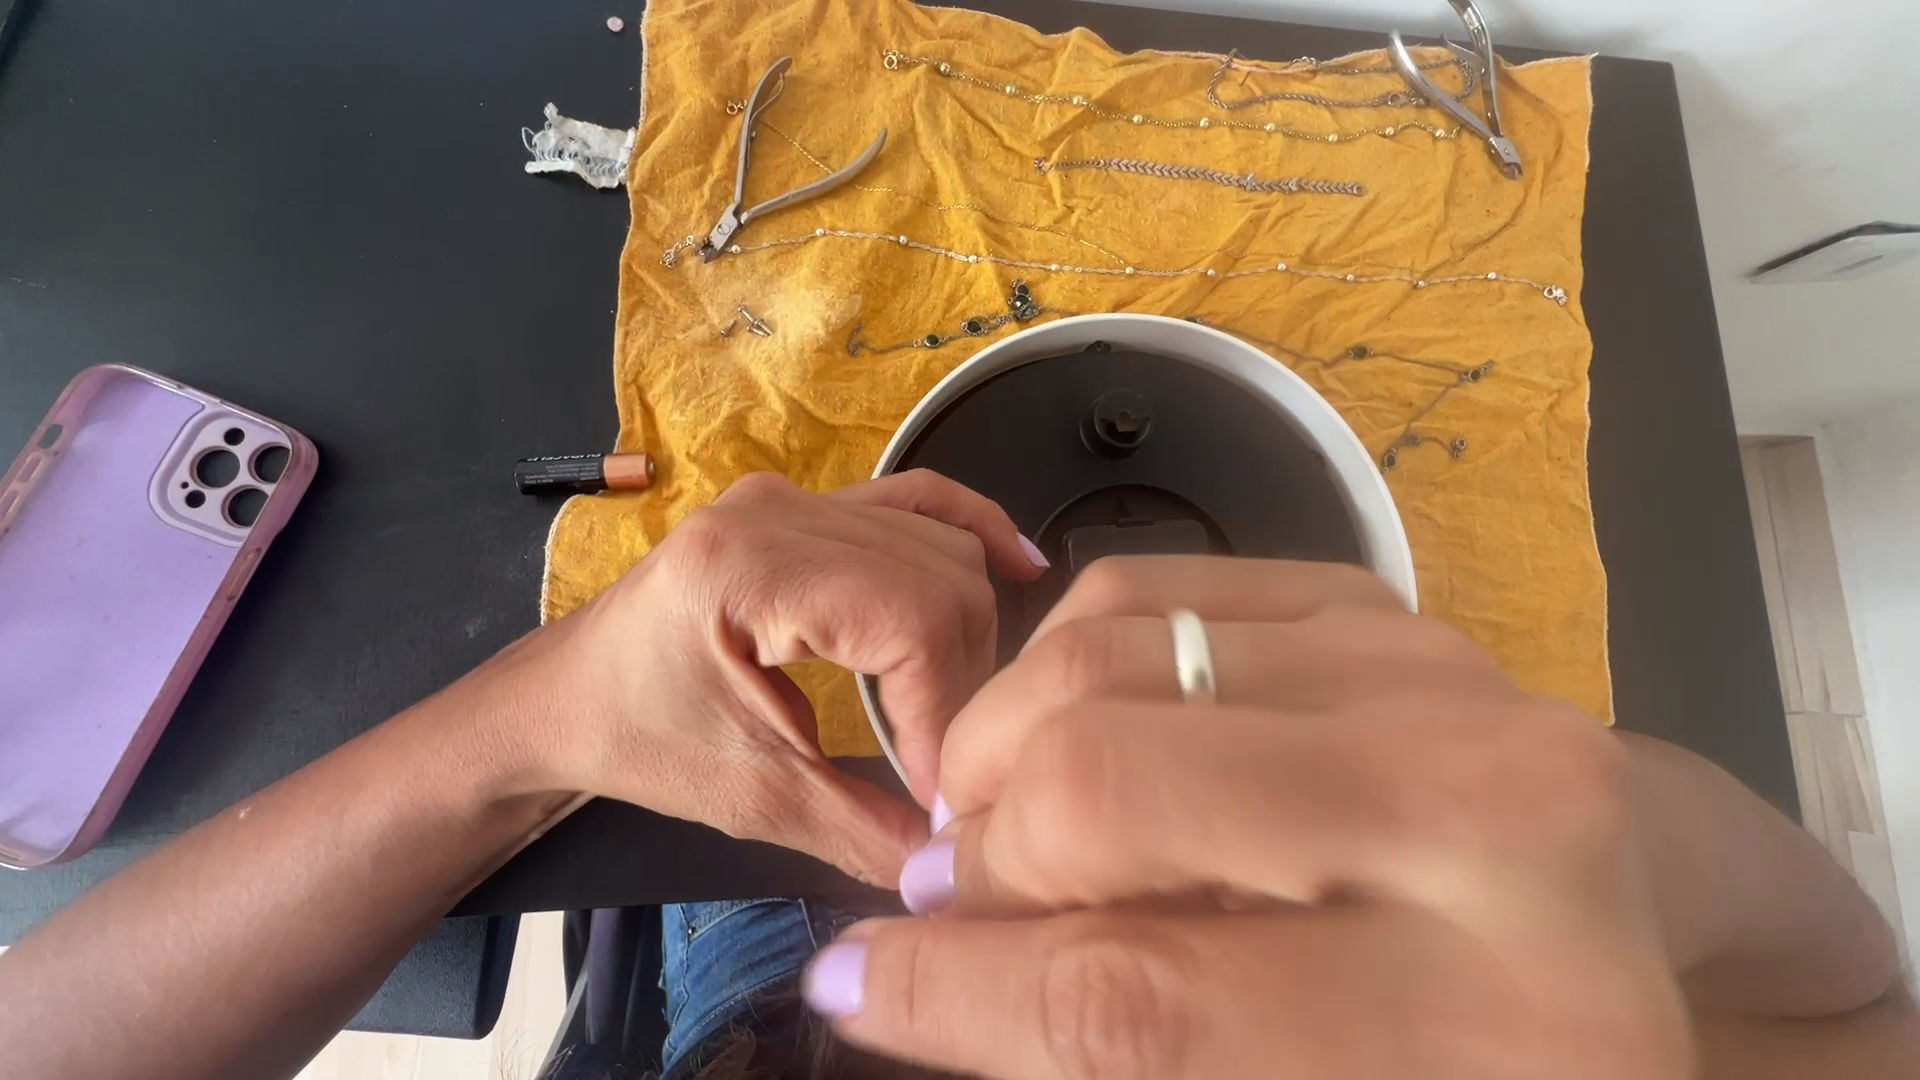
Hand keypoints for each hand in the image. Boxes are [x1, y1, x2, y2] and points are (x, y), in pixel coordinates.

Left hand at [475, 470, 1044, 886]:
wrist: (571, 693)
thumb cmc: (639, 740)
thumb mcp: (750, 798)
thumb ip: (864, 831)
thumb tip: (958, 861)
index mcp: (747, 569)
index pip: (909, 621)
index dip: (946, 713)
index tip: (944, 795)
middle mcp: (779, 511)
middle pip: (941, 579)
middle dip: (964, 680)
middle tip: (948, 758)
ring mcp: (797, 498)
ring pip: (941, 545)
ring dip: (970, 631)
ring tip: (957, 704)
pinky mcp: (812, 505)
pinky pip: (915, 501)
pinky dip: (972, 530)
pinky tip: (1017, 564)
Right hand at [802, 557, 1693, 1076]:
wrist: (1659, 908)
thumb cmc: (1488, 1043)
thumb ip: (1123, 1027)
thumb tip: (917, 969)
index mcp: (1494, 1023)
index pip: (1137, 994)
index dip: (956, 989)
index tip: (853, 979)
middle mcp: (1476, 808)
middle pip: (1101, 782)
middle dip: (979, 844)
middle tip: (950, 882)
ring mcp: (1415, 661)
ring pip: (1098, 659)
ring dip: (997, 741)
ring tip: (991, 804)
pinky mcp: (1362, 593)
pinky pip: (1133, 589)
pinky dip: (1052, 655)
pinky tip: (1057, 719)